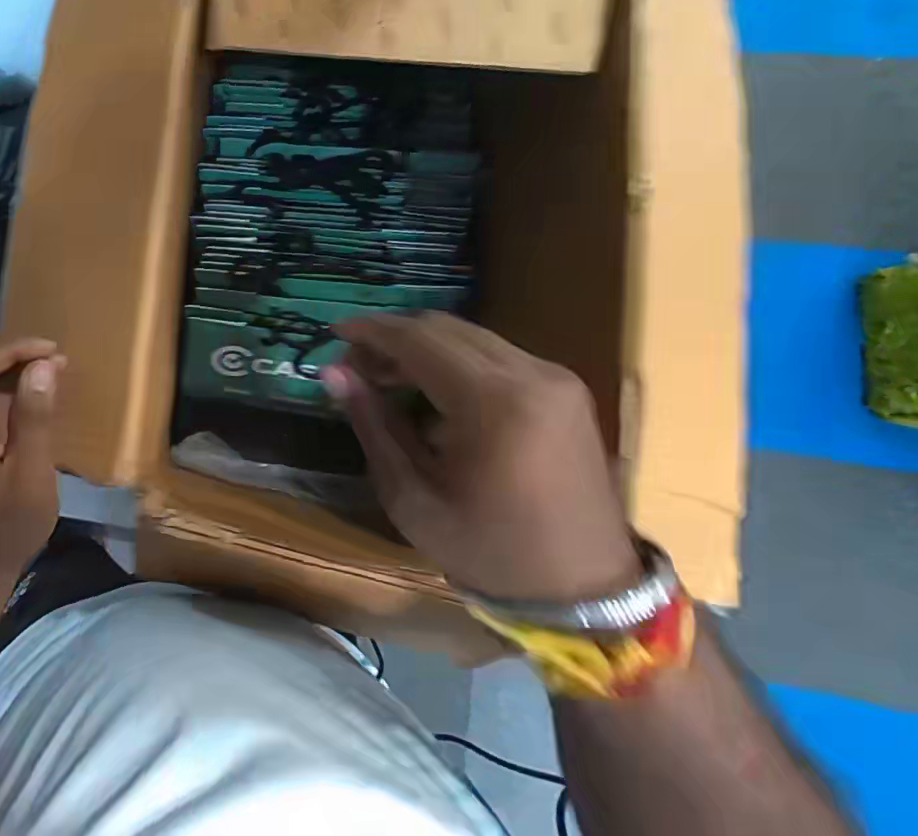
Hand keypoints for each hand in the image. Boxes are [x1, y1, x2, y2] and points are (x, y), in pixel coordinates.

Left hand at [0, 336, 65, 587]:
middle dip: (10, 352)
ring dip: (4, 366)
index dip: (13, 349)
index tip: (52, 351)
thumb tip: (43, 365)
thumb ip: (34, 418)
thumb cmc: (4, 530)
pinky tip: (26, 390)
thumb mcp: (30, 476)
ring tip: (47, 369)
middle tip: (53, 359)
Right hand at [323, 312, 639, 602]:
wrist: (584, 591)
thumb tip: (333, 373)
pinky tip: (428, 387)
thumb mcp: (411, 495)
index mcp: (495, 403)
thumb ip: (372, 424)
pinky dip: (452, 358)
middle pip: (444, 328)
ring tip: (383, 376)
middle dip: (392, 336)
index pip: (418, 340)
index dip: (370, 331)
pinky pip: (494, 353)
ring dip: (421, 345)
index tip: (333, 333)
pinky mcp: (565, 389)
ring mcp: (555, 379)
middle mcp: (532, 375)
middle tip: (354, 364)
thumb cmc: (487, 549)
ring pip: (469, 335)